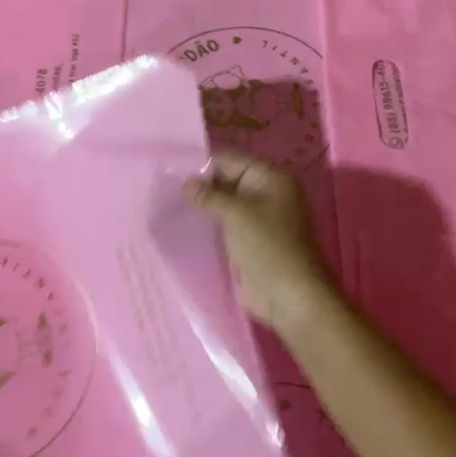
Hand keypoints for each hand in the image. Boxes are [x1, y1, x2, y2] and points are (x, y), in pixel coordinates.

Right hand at [186, 153, 343, 337]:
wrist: (289, 295)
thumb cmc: (267, 246)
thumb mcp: (236, 214)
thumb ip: (209, 196)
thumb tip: (186, 183)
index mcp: (271, 178)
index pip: (231, 161)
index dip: (204, 166)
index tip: (172, 174)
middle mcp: (267, 194)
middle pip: (228, 182)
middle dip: (202, 187)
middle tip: (166, 191)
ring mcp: (259, 219)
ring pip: (226, 206)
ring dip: (204, 208)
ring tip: (170, 207)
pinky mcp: (251, 242)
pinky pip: (227, 227)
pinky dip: (210, 226)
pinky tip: (185, 227)